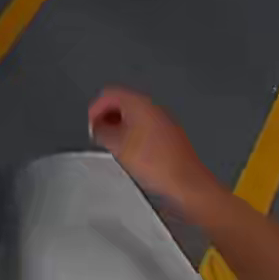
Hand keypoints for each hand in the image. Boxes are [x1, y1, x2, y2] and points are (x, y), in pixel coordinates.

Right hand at [89, 87, 221, 208]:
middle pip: (121, 103)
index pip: (108, 94)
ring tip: (114, 148)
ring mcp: (163, 121)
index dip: (94, 109)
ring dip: (120, 129)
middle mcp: (151, 106)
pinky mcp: (171, 137)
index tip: (90, 126)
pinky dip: (135, 137)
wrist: (188, 185)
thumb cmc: (154, 162)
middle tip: (99, 136)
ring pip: (134, 117)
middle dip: (107, 118)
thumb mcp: (116, 145)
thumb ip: (100, 131)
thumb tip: (97, 127)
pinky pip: (146, 129)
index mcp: (137, 102)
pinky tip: (133, 156)